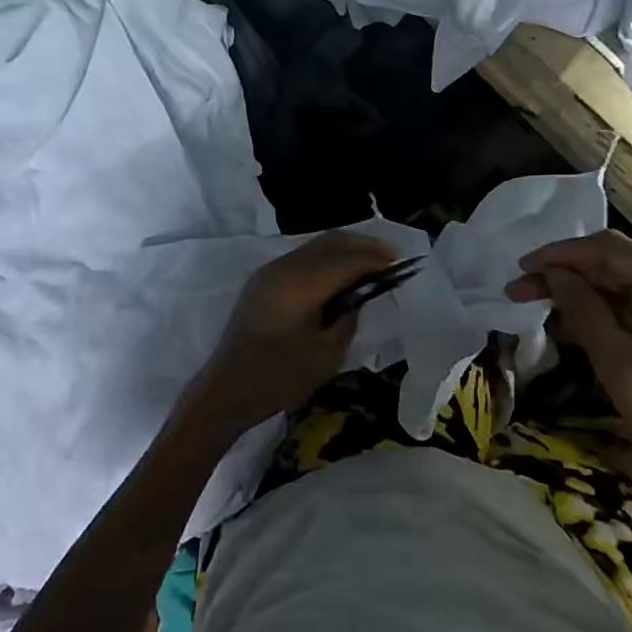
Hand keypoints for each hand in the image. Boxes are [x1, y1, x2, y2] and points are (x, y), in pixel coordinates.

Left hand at [181, 231, 396, 439]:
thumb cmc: (280, 378)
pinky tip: (341, 275)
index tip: (403, 263)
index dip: (377, 259)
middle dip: (363, 246)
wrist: (228, 389)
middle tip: (392, 258)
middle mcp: (283, 267)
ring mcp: (269, 271)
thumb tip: (361, 294)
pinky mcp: (262, 281)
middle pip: (330, 242)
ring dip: (344, 250)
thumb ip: (349, 316)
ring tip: (371, 264)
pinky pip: (301, 257)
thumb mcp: (327, 353)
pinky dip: (325, 259)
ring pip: (314, 246)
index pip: (347, 259)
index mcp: (299, 284)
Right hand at [505, 230, 631, 482]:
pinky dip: (593, 307)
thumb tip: (550, 273)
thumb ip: (584, 310)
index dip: (563, 254)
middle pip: (613, 263)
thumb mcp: (619, 363)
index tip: (521, 267)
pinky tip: (560, 319)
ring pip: (615, 280)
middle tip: (517, 289)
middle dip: (563, 273)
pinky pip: (626, 300)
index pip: (613, 251)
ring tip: (529, 301)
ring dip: (573, 290)